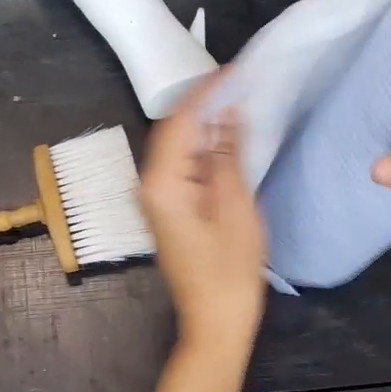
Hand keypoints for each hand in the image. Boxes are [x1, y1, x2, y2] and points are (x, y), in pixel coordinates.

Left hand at [141, 75, 267, 352]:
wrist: (216, 322)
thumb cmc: (229, 270)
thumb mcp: (235, 206)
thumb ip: (229, 154)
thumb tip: (229, 111)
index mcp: (161, 182)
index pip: (180, 121)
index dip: (207, 92)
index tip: (236, 68)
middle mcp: (150, 186)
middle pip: (175, 131)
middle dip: (204, 104)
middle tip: (240, 80)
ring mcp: (158, 201)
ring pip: (180, 149)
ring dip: (206, 126)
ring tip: (239, 102)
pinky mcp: (170, 212)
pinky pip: (185, 168)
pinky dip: (205, 151)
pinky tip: (229, 142)